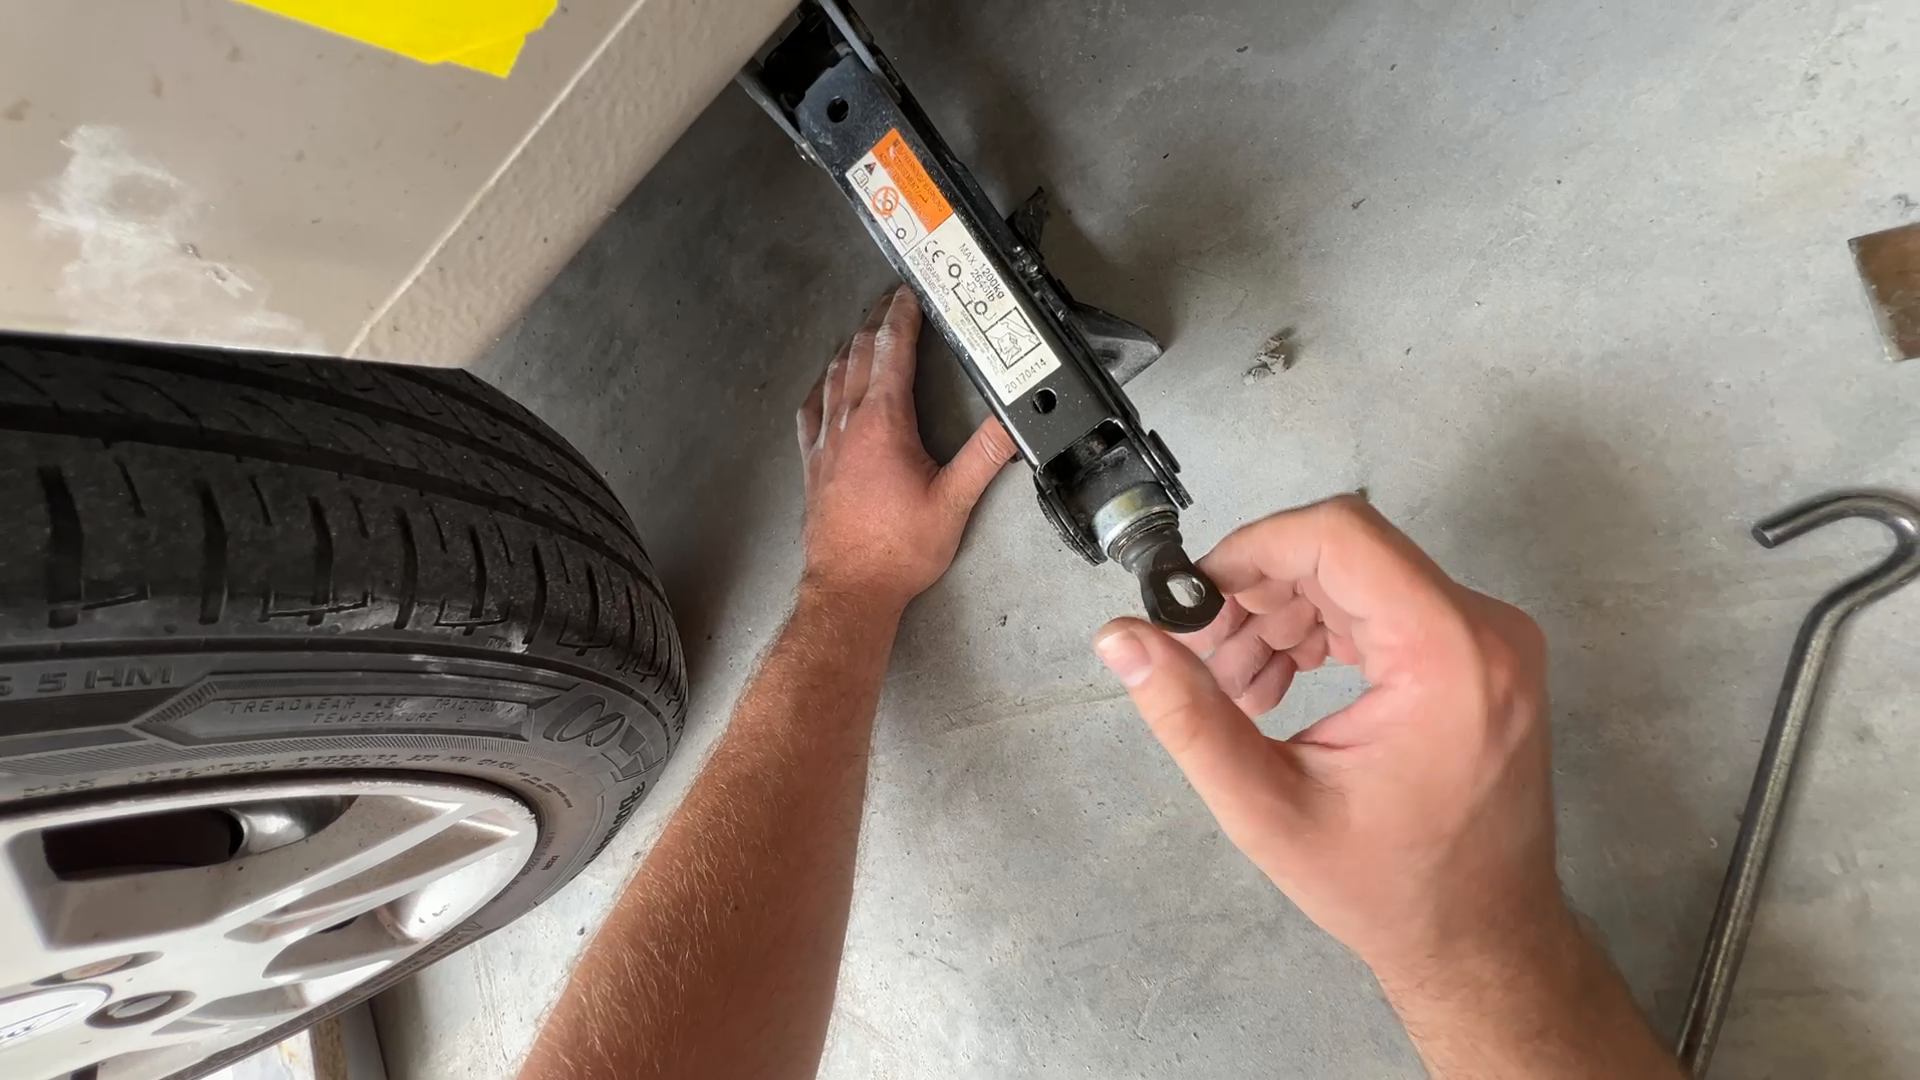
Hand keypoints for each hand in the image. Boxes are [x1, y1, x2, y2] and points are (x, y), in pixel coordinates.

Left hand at [797, 286, 1017, 613]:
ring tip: (865, 330)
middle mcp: (848, 424)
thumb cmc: (899, 549)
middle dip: (876, 322)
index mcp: (884, 424)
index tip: (908, 294)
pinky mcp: (812, 463)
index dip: (901, 318)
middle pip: (860, 355)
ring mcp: (824, 442)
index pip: (892, 354)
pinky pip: (811, 409)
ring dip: (851, 346)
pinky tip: (826, 382)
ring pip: (833, 376)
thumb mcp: (953, 503)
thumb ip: (984, 457)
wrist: (850, 587)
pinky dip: (821, 385)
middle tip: (890, 301)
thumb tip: (1013, 423)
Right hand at [1092, 494, 1561, 981]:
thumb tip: (1119, 638)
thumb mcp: (1263, 807)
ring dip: (1272, 614)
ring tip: (1234, 687)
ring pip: (1346, 572)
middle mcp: (1479, 627)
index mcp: (1447, 655)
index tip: (1196, 596)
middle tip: (1202, 655)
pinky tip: (1273, 686)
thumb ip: (1185, 715)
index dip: (1251, 546)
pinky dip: (1307, 630)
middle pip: (1337, 551)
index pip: (1338, 535)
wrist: (1483, 941)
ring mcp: (1480, 636)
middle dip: (1252, 590)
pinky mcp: (1467, 650)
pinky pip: (1368, 602)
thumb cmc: (1385, 887)